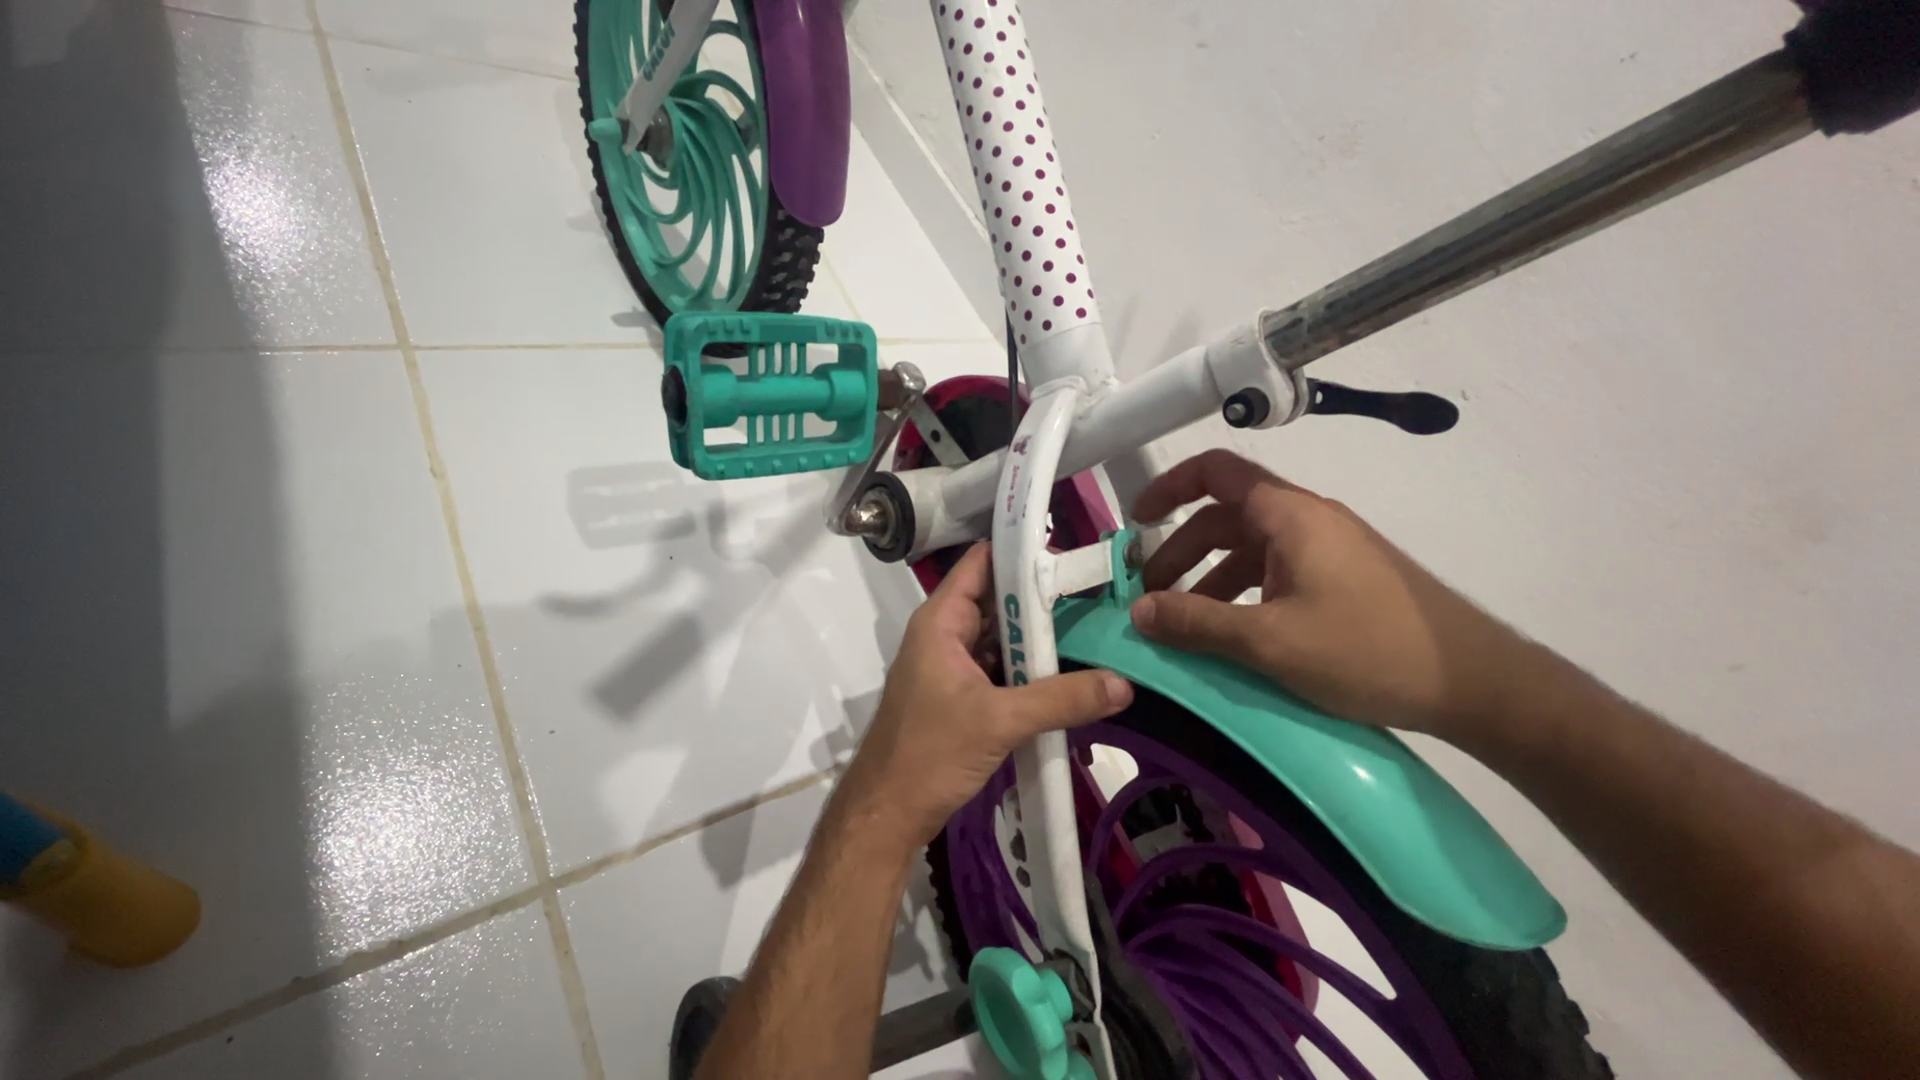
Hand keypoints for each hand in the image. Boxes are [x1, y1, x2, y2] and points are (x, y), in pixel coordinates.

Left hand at [833, 543, 1133, 855]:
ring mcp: (953, 668)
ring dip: (1041, 641)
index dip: (1022, 552)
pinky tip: (1071, 678)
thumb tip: (1123, 684)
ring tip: (1096, 632)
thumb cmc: (929, 754)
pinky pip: (1001, 671)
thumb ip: (1062, 700)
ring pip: (1002, 640)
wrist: (887, 814)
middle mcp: (945, 635)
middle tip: (1099, 597)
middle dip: (1044, 601)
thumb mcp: (999, 721)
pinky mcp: (962, 698)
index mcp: (941, 621)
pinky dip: (1031, 673)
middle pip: (999, 601)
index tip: (1073, 555)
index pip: (982, 562)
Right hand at [1128, 449, 1545, 740]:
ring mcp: (1328, 552)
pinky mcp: (1342, 582)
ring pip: (1249, 551)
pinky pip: (1275, 575)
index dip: (1169, 487)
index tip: (1135, 522)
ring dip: (1208, 580)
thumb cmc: (1367, 650)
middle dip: (1179, 553)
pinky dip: (1241, 595)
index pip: (1217, 472)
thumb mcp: (1270, 640)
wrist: (1472, 683)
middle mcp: (1307, 522)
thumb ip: (1197, 623)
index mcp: (1290, 516)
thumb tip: (1137, 611)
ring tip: (1180, 624)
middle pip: (1225, 517)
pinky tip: (1230, 634)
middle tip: (1147, 596)